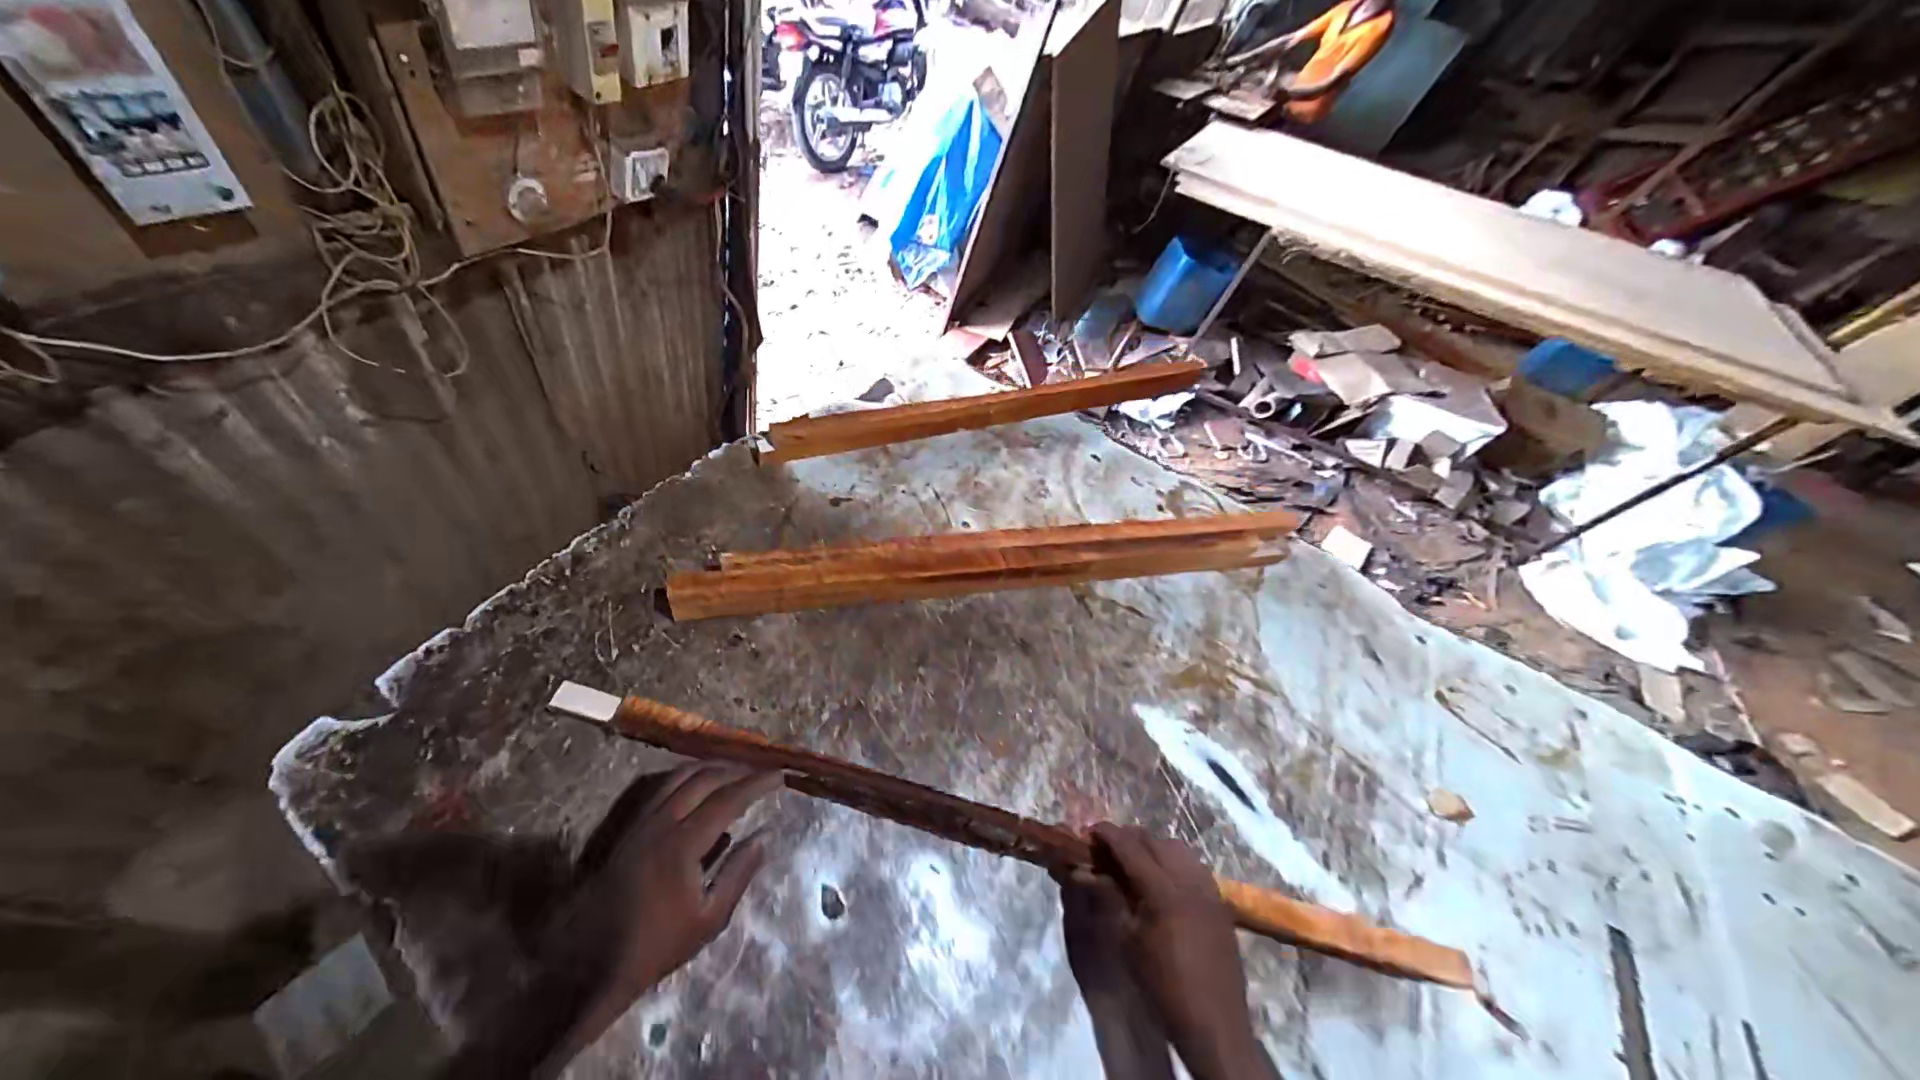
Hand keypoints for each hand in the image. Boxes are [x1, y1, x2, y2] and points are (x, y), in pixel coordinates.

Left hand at [550, 764, 783, 998]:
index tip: (781, 776)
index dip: (757, 783)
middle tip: (762, 772)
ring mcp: (641, 823)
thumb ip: (739, 871)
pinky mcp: (629, 828)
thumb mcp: (710, 918)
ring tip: (737, 771)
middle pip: (704, 778)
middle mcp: (660, 823)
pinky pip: (663, 787)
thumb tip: (764, 835)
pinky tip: (701, 785)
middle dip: (738, 769)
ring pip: (680, 775)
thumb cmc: (658, 946)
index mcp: (682, 845)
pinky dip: (689, 776)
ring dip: (712, 767)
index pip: (728, 799)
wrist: (592, 965)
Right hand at [1080, 824, 1271, 1079]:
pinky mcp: (1220, 902)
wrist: (1214, 1024)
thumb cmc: (1162, 986)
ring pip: (1177, 848)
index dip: (1107, 834)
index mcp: (1162, 890)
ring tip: (1134, 861)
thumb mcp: (1127, 942)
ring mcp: (1208, 890)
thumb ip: (1109, 898)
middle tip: (1105, 849)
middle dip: (1127, 838)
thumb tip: (1081, 871)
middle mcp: (1188, 881)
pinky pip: (1194, 866)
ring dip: (1152, 846)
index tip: (1088, 831)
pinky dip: (1174, 861)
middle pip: (1153, 840)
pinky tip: (1163, 879)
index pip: (1130, 846)